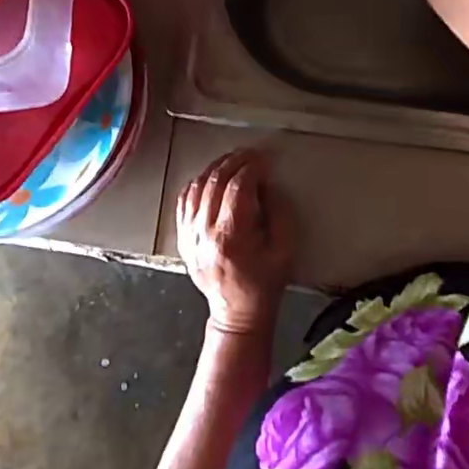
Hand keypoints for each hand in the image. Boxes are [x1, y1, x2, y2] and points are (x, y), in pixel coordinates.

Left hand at [176, 150, 292, 335]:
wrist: (237, 313)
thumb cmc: (265, 284)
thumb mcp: (284, 249)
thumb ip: (279, 213)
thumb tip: (268, 186)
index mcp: (232, 237)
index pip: (238, 188)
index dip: (253, 168)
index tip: (265, 162)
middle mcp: (205, 234)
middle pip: (215, 182)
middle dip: (235, 161)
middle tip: (250, 155)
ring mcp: (189, 236)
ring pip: (196, 188)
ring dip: (215, 168)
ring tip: (232, 160)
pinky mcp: (183, 239)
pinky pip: (184, 202)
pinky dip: (196, 184)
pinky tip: (210, 177)